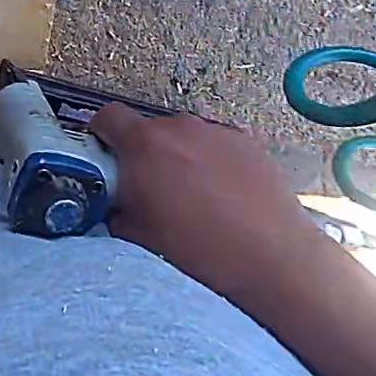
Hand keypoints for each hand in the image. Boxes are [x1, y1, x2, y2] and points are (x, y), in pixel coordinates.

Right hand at [90, 104, 320, 300]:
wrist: (275, 260)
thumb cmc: (202, 251)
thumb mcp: (138, 236)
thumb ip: (115, 209)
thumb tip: (113, 203)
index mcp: (143, 145)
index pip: (107, 116)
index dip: (101, 134)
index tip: (105, 154)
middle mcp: (177, 127)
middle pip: (147, 129)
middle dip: (144, 154)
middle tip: (151, 189)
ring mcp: (214, 131)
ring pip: (183, 137)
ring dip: (180, 157)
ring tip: (194, 197)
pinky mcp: (245, 141)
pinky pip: (215, 144)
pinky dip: (212, 161)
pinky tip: (224, 195)